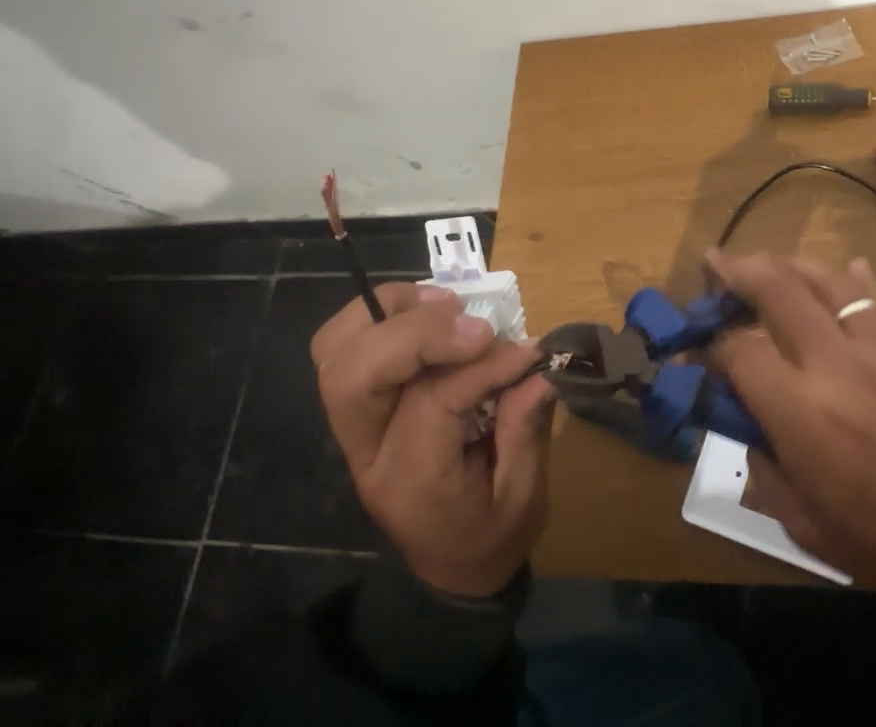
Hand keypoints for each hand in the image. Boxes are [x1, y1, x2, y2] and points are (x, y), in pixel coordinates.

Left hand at [309, 283, 557, 597]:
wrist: (450, 570)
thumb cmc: (492, 537)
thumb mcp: (524, 496)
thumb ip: (525, 429)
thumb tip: (540, 366)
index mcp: (412, 482)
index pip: (430, 403)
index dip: (482, 367)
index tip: (528, 353)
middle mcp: (368, 453)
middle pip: (353, 375)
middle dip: (415, 333)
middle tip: (478, 326)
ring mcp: (353, 430)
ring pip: (335, 352)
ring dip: (388, 313)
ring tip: (448, 304)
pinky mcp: (358, 410)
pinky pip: (345, 348)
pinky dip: (382, 316)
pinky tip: (431, 311)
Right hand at [706, 251, 875, 656]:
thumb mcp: (806, 527)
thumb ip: (765, 468)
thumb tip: (747, 424)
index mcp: (802, 414)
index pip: (736, 351)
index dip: (703, 345)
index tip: (687, 349)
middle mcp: (837, 364)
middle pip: (776, 289)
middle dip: (736, 271)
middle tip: (713, 264)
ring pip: (826, 279)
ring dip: (788, 264)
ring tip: (766, 263)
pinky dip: (853, 278)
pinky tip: (844, 269)